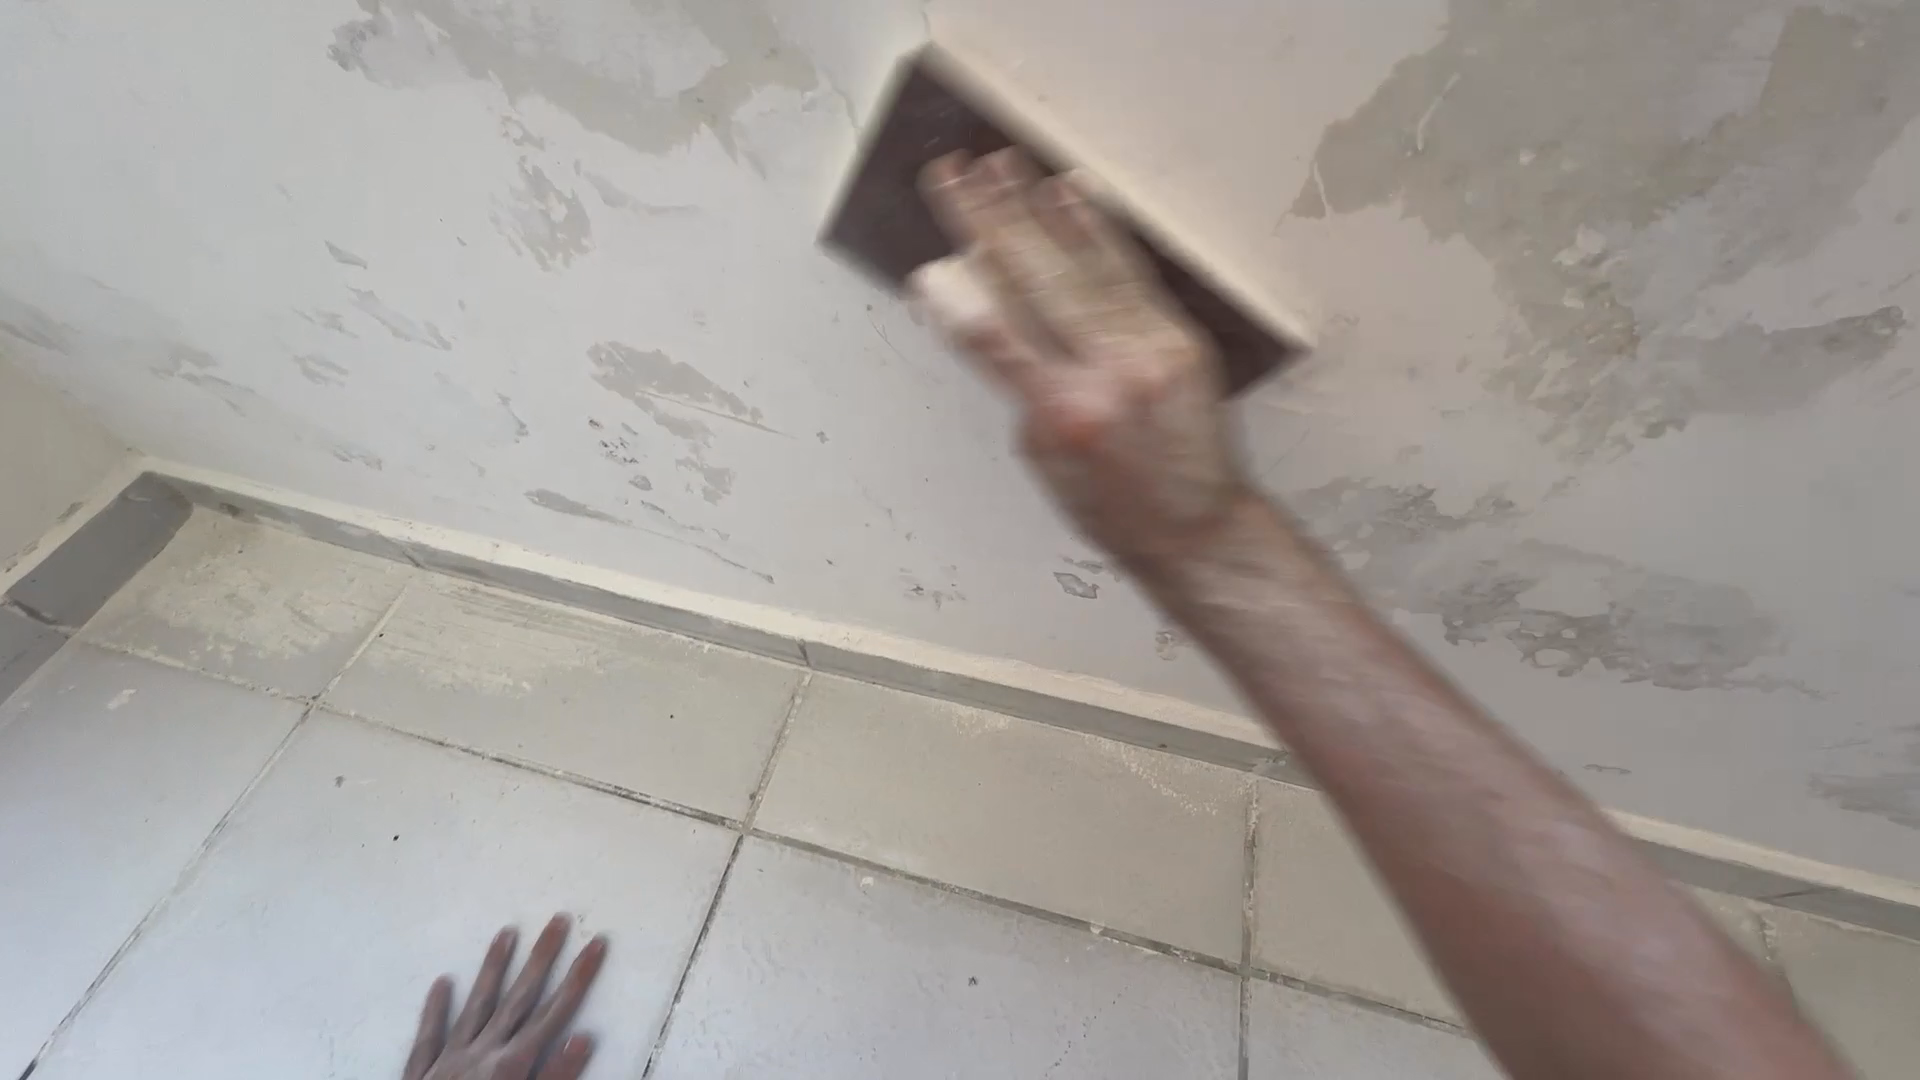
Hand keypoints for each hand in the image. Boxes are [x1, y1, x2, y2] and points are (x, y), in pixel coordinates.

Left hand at [403, 914, 608, 1079]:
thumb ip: (555, 1079)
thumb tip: (583, 1036)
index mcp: (512, 1066)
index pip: (556, 1011)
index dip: (580, 976)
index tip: (597, 941)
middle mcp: (483, 1054)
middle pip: (519, 998)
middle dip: (541, 958)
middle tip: (558, 920)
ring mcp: (447, 1063)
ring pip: (476, 1006)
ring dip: (493, 969)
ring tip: (505, 933)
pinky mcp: (417, 1077)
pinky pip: (427, 1039)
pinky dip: (435, 1011)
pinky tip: (442, 983)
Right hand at [913, 149, 1252, 574]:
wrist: (1196, 528)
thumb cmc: (1111, 508)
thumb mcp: (1046, 460)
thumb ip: (1020, 388)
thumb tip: (993, 325)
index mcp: (1062, 414)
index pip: (995, 337)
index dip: (957, 294)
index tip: (927, 261)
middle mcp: (1105, 373)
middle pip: (1035, 282)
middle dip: (990, 222)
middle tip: (955, 174)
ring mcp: (1148, 348)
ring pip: (1082, 266)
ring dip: (1038, 211)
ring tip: (1003, 164)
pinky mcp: (1179, 337)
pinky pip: (1131, 274)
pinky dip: (1101, 231)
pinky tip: (1074, 193)